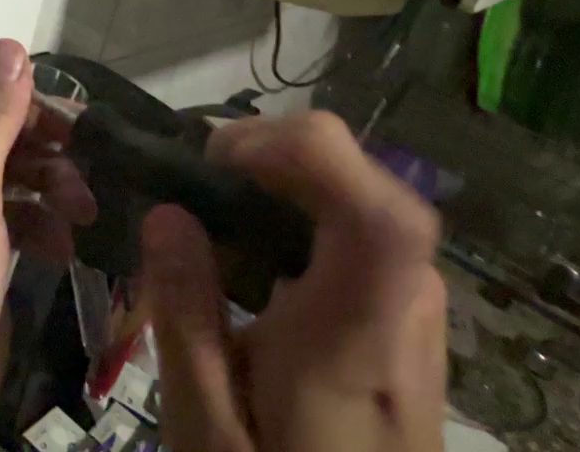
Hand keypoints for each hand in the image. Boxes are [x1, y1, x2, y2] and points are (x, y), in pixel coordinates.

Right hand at [144, 112, 447, 451]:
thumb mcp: (205, 428)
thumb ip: (185, 319)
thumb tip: (166, 210)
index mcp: (354, 339)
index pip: (381, 218)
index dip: (304, 154)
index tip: (215, 160)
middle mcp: (404, 307)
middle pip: (362, 181)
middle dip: (264, 157)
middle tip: (188, 192)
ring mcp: (412, 305)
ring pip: (354, 194)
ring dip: (273, 182)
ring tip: (205, 225)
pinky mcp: (402, 310)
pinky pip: (352, 224)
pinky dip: (290, 209)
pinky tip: (244, 254)